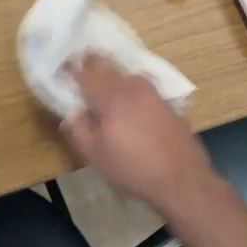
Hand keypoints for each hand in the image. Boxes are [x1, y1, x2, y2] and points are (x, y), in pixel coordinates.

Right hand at [60, 53, 219, 211]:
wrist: (183, 180)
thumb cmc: (133, 167)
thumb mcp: (95, 154)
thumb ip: (78, 130)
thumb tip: (72, 114)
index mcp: (110, 95)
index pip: (86, 73)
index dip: (72, 69)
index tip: (63, 69)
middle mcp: (133, 87)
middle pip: (108, 68)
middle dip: (93, 66)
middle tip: (82, 70)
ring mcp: (154, 94)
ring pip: (128, 77)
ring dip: (115, 79)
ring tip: (107, 90)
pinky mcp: (169, 106)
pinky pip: (143, 91)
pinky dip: (132, 93)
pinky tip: (132, 109)